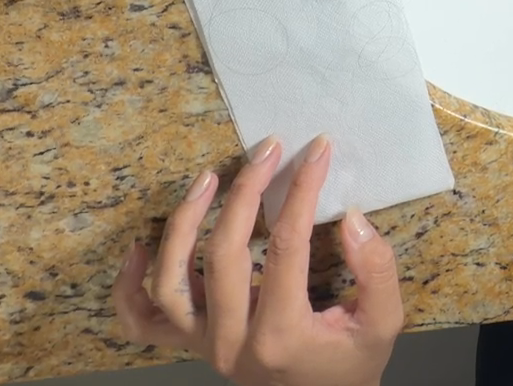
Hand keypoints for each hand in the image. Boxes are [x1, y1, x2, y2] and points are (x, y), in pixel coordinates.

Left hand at [112, 135, 402, 385]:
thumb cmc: (352, 366)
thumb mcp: (384, 322)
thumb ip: (377, 269)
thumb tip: (351, 217)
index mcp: (282, 332)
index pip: (288, 243)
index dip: (303, 189)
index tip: (318, 149)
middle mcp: (232, 340)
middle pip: (224, 252)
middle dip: (247, 190)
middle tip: (268, 148)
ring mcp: (204, 346)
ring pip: (172, 281)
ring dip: (186, 222)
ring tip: (209, 177)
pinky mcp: (192, 346)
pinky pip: (143, 322)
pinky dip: (129, 286)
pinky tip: (138, 247)